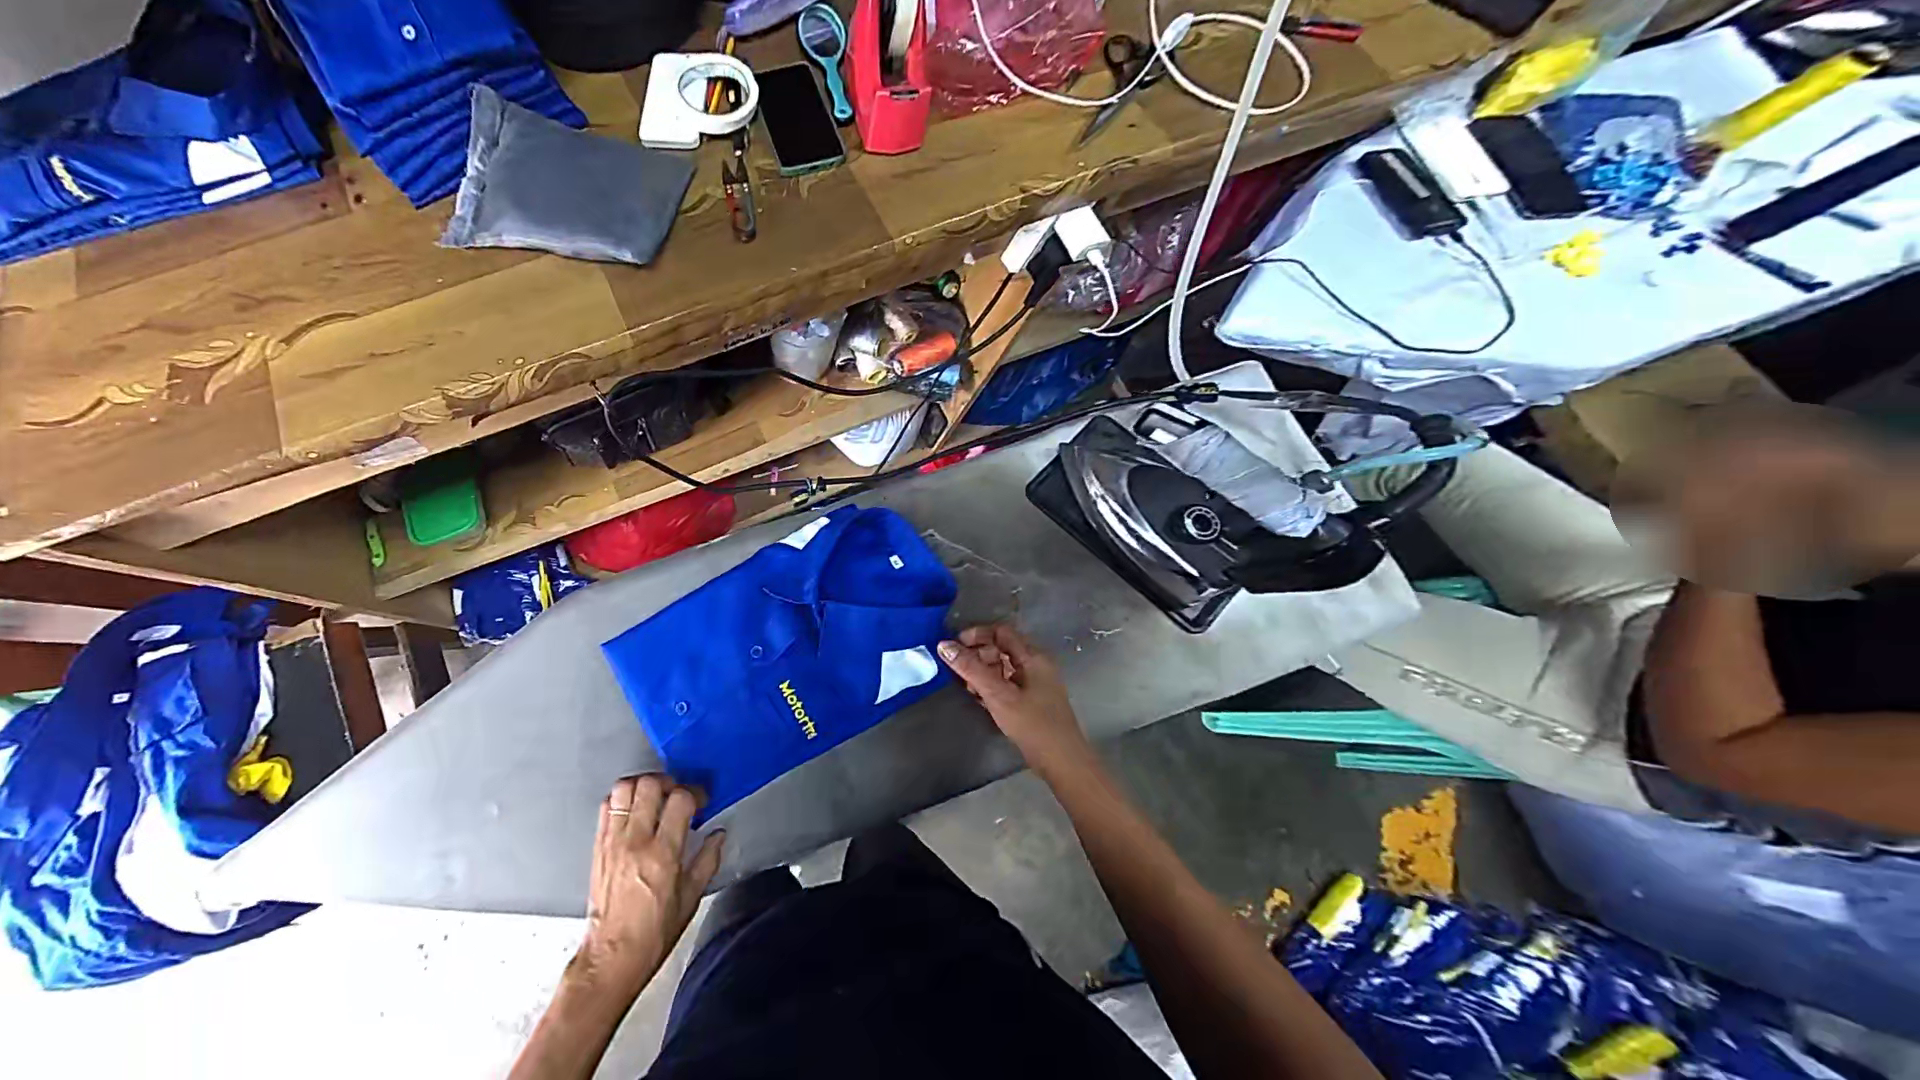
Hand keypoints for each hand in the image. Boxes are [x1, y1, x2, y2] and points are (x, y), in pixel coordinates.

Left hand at [573, 774, 723, 1000]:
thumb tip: (718, 835)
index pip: (680, 800)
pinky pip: (606, 807)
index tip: (701, 802)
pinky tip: (634, 810)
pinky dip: (622, 799)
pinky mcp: (597, 847)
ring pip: (624, 789)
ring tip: (655, 796)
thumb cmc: (654, 931)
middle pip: (650, 785)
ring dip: (643, 785)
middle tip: (678, 795)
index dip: (695, 793)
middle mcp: (635, 843)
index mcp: (663, 854)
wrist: (612, 956)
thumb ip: (707, 859)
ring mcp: (612, 843)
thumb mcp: (691, 897)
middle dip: (669, 783)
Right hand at [938, 624, 1087, 761]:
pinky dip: (992, 686)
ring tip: (965, 686)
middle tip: (957, 670)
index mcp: (1033, 657)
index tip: (954, 647)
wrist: (1062, 761)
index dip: (977, 635)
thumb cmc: (1032, 724)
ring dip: (983, 672)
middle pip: (1002, 648)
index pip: (1002, 632)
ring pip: (1004, 667)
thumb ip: (971, 669)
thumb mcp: (998, 695)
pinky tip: (979, 698)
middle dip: (978, 655)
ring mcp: (1035, 683)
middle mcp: (1036, 665)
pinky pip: (1007, 683)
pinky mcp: (1032, 700)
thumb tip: (944, 645)